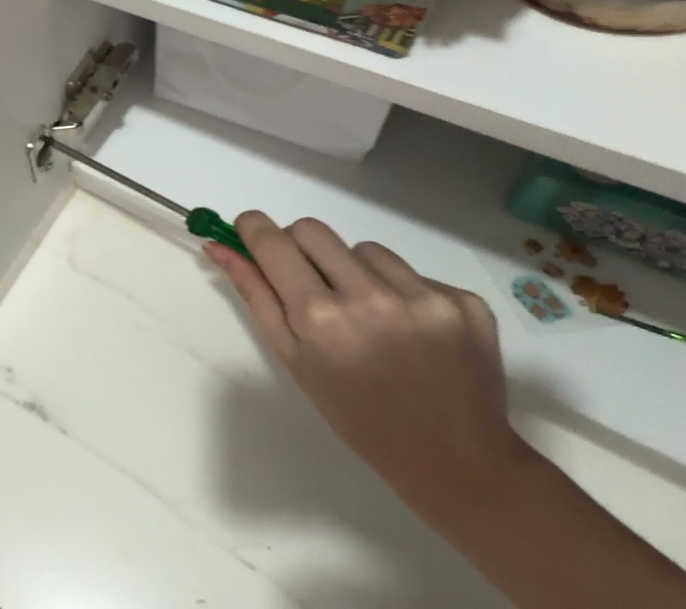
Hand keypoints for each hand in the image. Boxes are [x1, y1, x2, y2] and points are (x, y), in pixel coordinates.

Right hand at [204, 212, 529, 514]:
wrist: (453, 457)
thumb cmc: (355, 412)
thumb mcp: (292, 357)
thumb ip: (255, 294)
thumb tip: (220, 246)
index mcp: (320, 316)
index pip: (273, 241)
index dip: (254, 229)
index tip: (250, 232)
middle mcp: (371, 297)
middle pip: (313, 230)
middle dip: (299, 246)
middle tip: (307, 281)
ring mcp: (425, 297)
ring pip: (364, 249)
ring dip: (352, 270)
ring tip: (366, 314)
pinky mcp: (465, 302)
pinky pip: (411, 272)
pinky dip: (398, 289)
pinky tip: (408, 328)